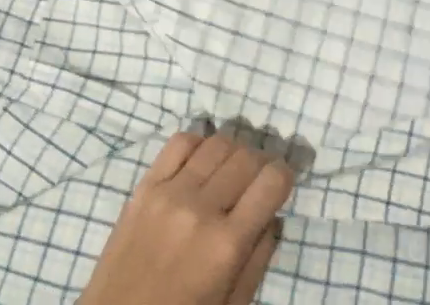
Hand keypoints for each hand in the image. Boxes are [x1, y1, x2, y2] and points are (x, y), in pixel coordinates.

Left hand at [80, 128, 295, 304]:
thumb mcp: (233, 303)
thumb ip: (259, 257)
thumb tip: (272, 214)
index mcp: (227, 244)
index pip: (273, 180)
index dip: (284, 177)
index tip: (280, 186)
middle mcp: (201, 208)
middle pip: (247, 156)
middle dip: (261, 164)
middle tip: (257, 181)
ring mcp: (170, 192)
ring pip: (217, 143)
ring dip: (233, 152)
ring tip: (229, 172)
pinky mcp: (145, 186)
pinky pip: (180, 142)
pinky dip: (199, 144)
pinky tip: (201, 163)